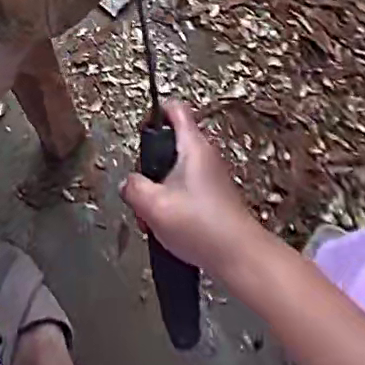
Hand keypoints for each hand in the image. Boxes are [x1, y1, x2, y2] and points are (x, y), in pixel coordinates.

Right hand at [119, 100, 266, 276]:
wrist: (236, 254)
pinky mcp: (213, 195)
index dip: (156, 113)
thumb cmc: (201, 225)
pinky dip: (172, 203)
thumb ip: (135, 188)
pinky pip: (185, 189)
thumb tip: (128, 183)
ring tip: (152, 216)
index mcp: (193, 147)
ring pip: (176, 171)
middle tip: (141, 188)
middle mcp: (205, 155)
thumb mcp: (154, 205)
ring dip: (159, 191)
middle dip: (151, 166)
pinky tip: (166, 227)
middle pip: (172, 145)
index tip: (143, 128)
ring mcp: (211, 175)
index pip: (176, 110)